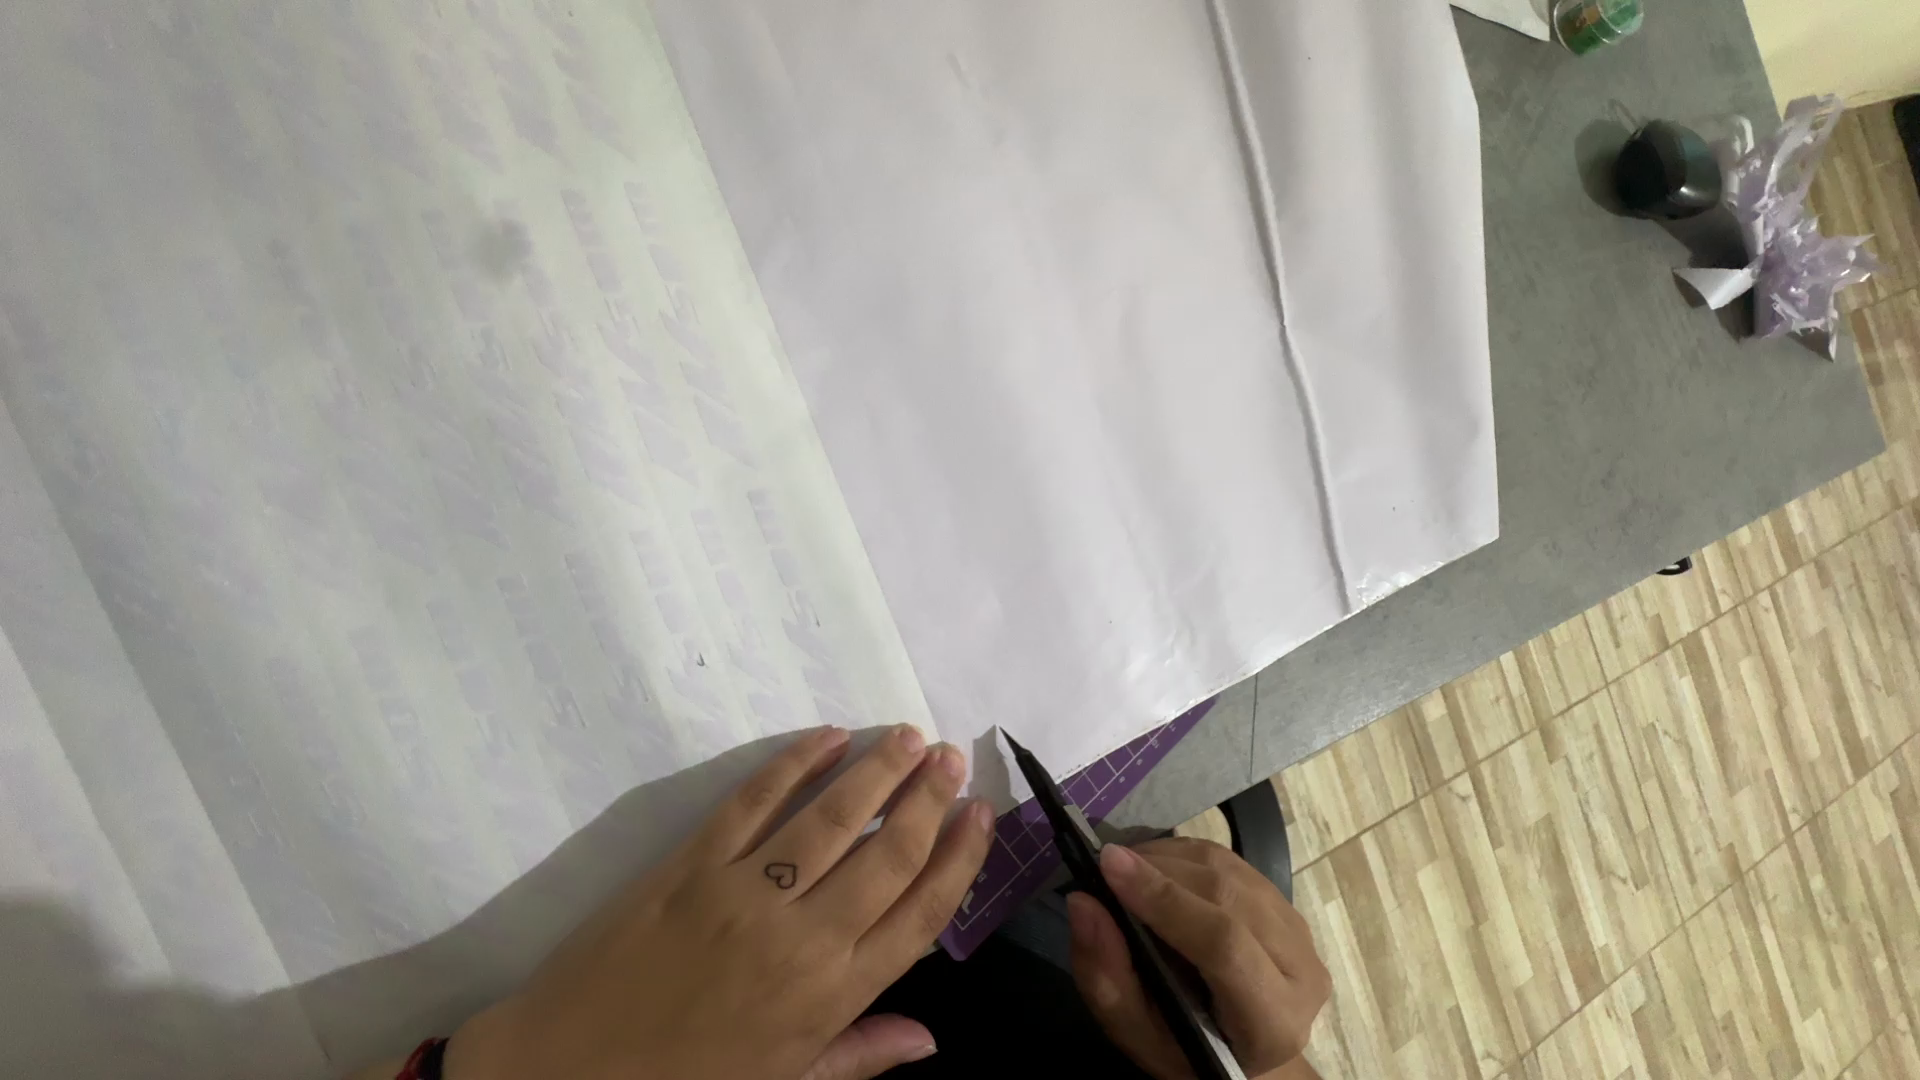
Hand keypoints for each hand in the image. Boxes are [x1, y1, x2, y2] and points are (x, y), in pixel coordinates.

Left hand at [441, 725, 995, 1079]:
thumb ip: (858, 1056)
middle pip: (886, 855)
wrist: (560, 1075)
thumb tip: (932, 1038)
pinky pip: (757, 800)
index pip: (918, 915)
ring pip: (832, 817)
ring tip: (908, 736)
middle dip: (928, 800)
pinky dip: (795, 763)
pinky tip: (829, 736)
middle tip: (951, 756)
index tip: (980, 815)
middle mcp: (802, 937)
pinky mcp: (695, 860)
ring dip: (877, 771)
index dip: (958, 860)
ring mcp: (747, 891)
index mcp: (829, 996)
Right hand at [1067, 838, 1330, 1079]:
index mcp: (1271, 1021)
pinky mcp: (1280, 898)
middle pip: (1224, 894)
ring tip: (1124, 868)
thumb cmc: (1185, 1047)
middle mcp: (1299, 968)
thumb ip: (1107, 975)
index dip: (1164, 899)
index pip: (1224, 945)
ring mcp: (1296, 927)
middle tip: (1105, 863)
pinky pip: (1225, 858)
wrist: (1239, 1046)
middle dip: (1157, 870)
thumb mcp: (1136, 1033)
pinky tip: (1152, 866)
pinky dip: (1179, 852)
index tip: (1108, 865)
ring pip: (1224, 867)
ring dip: (1165, 856)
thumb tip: (1084, 901)